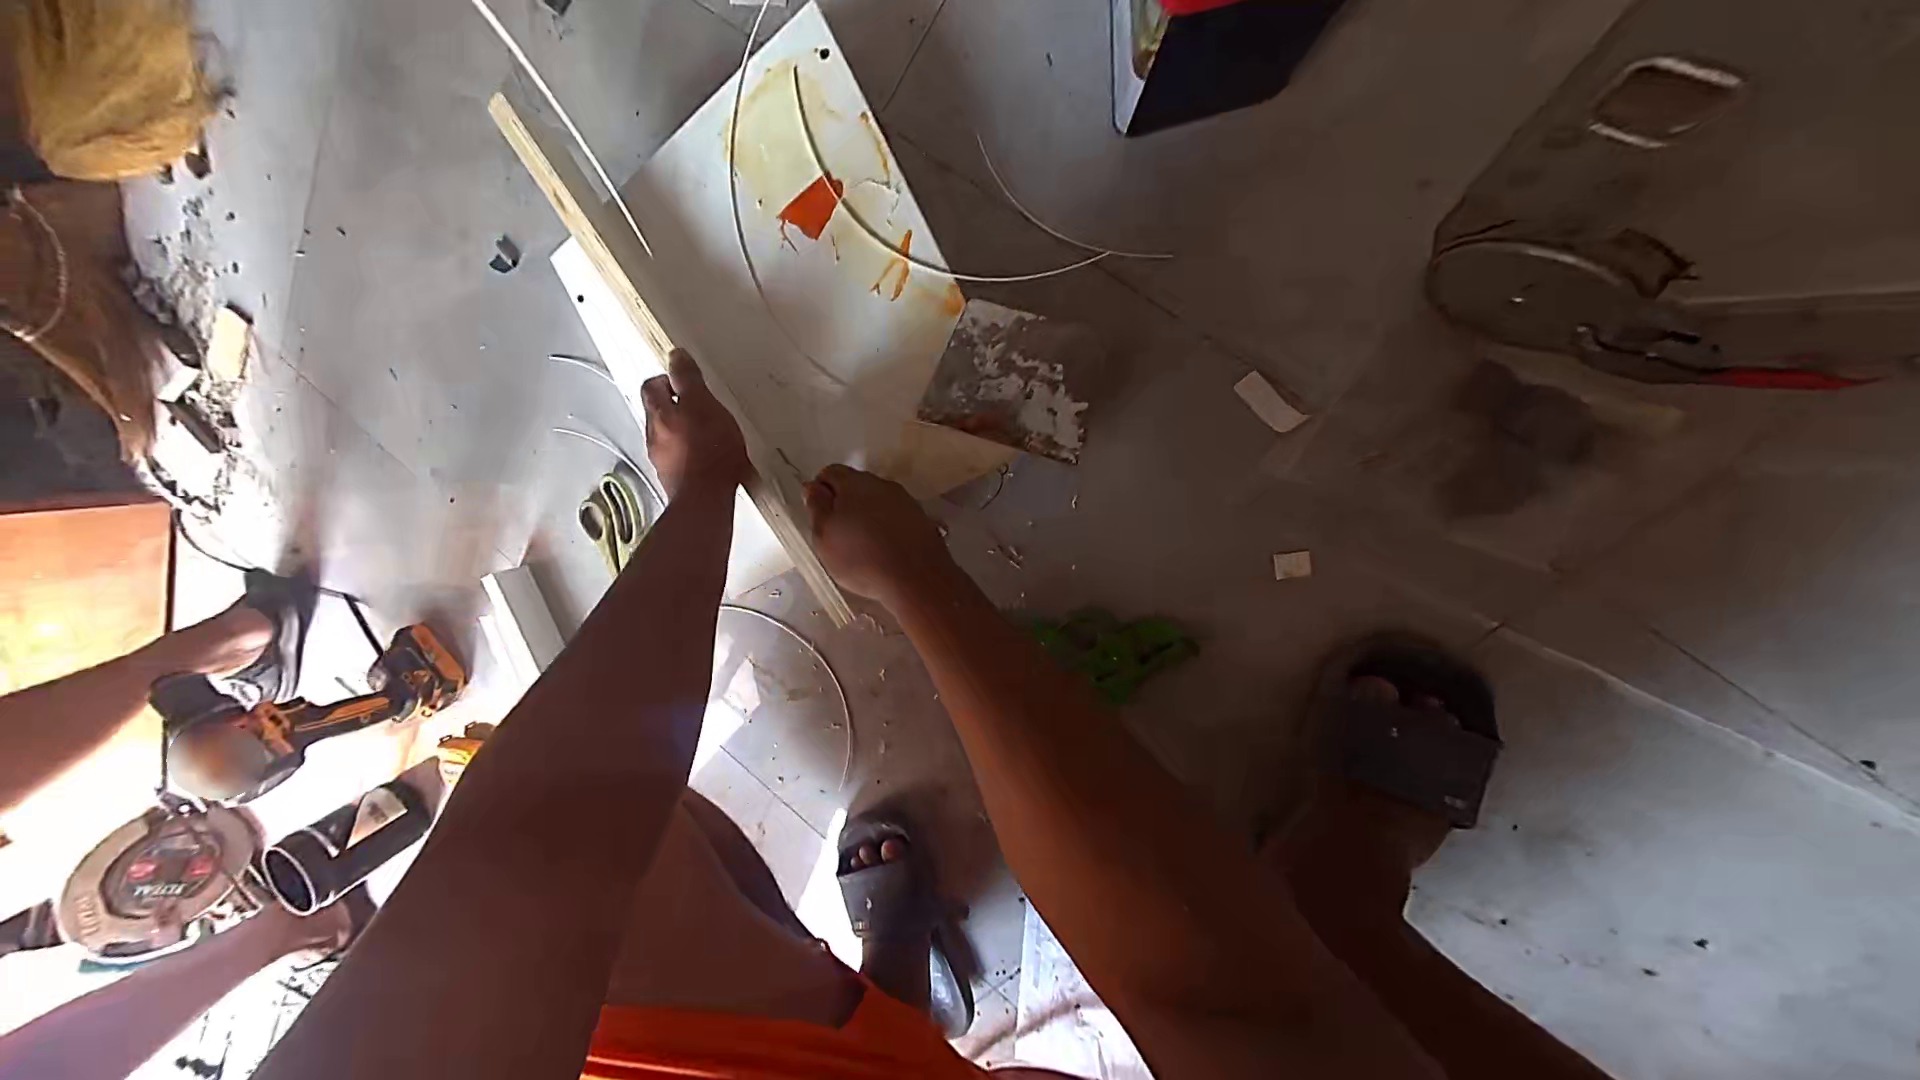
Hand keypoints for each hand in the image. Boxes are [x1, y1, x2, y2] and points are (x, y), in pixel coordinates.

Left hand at [642, 349, 750, 499]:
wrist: (706, 499)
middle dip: (677, 407)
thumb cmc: (707, 452)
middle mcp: (655, 436)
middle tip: (699, 405)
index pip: (653, 386)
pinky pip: (681, 460)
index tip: (686, 379)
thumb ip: (689, 379)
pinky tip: (712, 458)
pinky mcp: (677, 480)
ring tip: (709, 433)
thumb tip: (677, 356)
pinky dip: (692, 455)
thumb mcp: (703, 405)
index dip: (668, 380)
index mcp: (659, 414)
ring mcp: (664, 460)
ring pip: (669, 437)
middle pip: (659, 413)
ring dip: (685, 432)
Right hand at [804, 465, 953, 606]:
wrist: (916, 579)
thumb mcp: (824, 535)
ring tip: (862, 545)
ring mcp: (906, 501)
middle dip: (845, 503)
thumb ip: (816, 507)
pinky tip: (885, 550)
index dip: (820, 491)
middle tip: (838, 534)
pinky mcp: (922, 520)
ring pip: (878, 501)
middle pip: (857, 485)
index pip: (830, 472)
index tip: (819, 516)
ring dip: (868, 516)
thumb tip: (813, 486)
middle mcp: (883, 484)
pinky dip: (887, 528)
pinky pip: (897, 517)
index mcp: (855, 482)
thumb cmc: (861, 557)